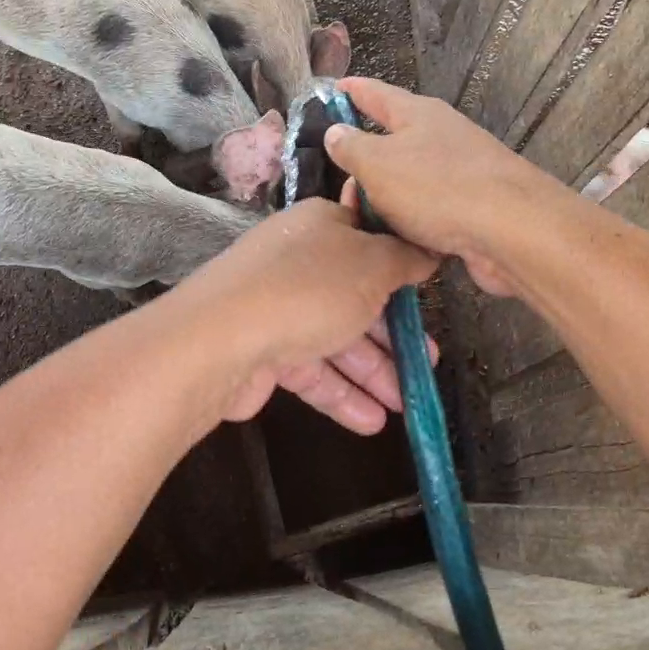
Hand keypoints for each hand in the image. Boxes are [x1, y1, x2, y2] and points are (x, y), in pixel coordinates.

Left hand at [162, 196, 437, 433]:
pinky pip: (312, 371)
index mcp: (321, 226)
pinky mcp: (264, 351)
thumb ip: (404, 259)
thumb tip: (424, 251)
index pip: (368, 237)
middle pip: (356, 295)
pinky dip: (342, 395)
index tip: (428, 291)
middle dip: (393, 333)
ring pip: (336, 338)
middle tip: (427, 361)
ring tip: (407, 405)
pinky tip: (373, 423)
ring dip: (374, 373)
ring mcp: (278, 307)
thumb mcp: (372, 265)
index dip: (401, 263)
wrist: (220, 339)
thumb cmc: (308, 289)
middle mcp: (297, 261)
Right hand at [322, 77, 566, 294]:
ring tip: (357, 218)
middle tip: (334, 178)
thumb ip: (351, 147)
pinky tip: (392, 242)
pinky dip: (408, 224)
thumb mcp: (379, 164)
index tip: (331, 88)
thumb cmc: (437, 187)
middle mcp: (441, 137)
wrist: (512, 230)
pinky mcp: (471, 209)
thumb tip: (335, 131)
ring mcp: (459, 173)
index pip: (375, 93)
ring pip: (408, 181)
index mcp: (417, 114)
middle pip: (393, 141)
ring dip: (384, 198)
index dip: (351, 90)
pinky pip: (427, 212)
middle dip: (363, 158)